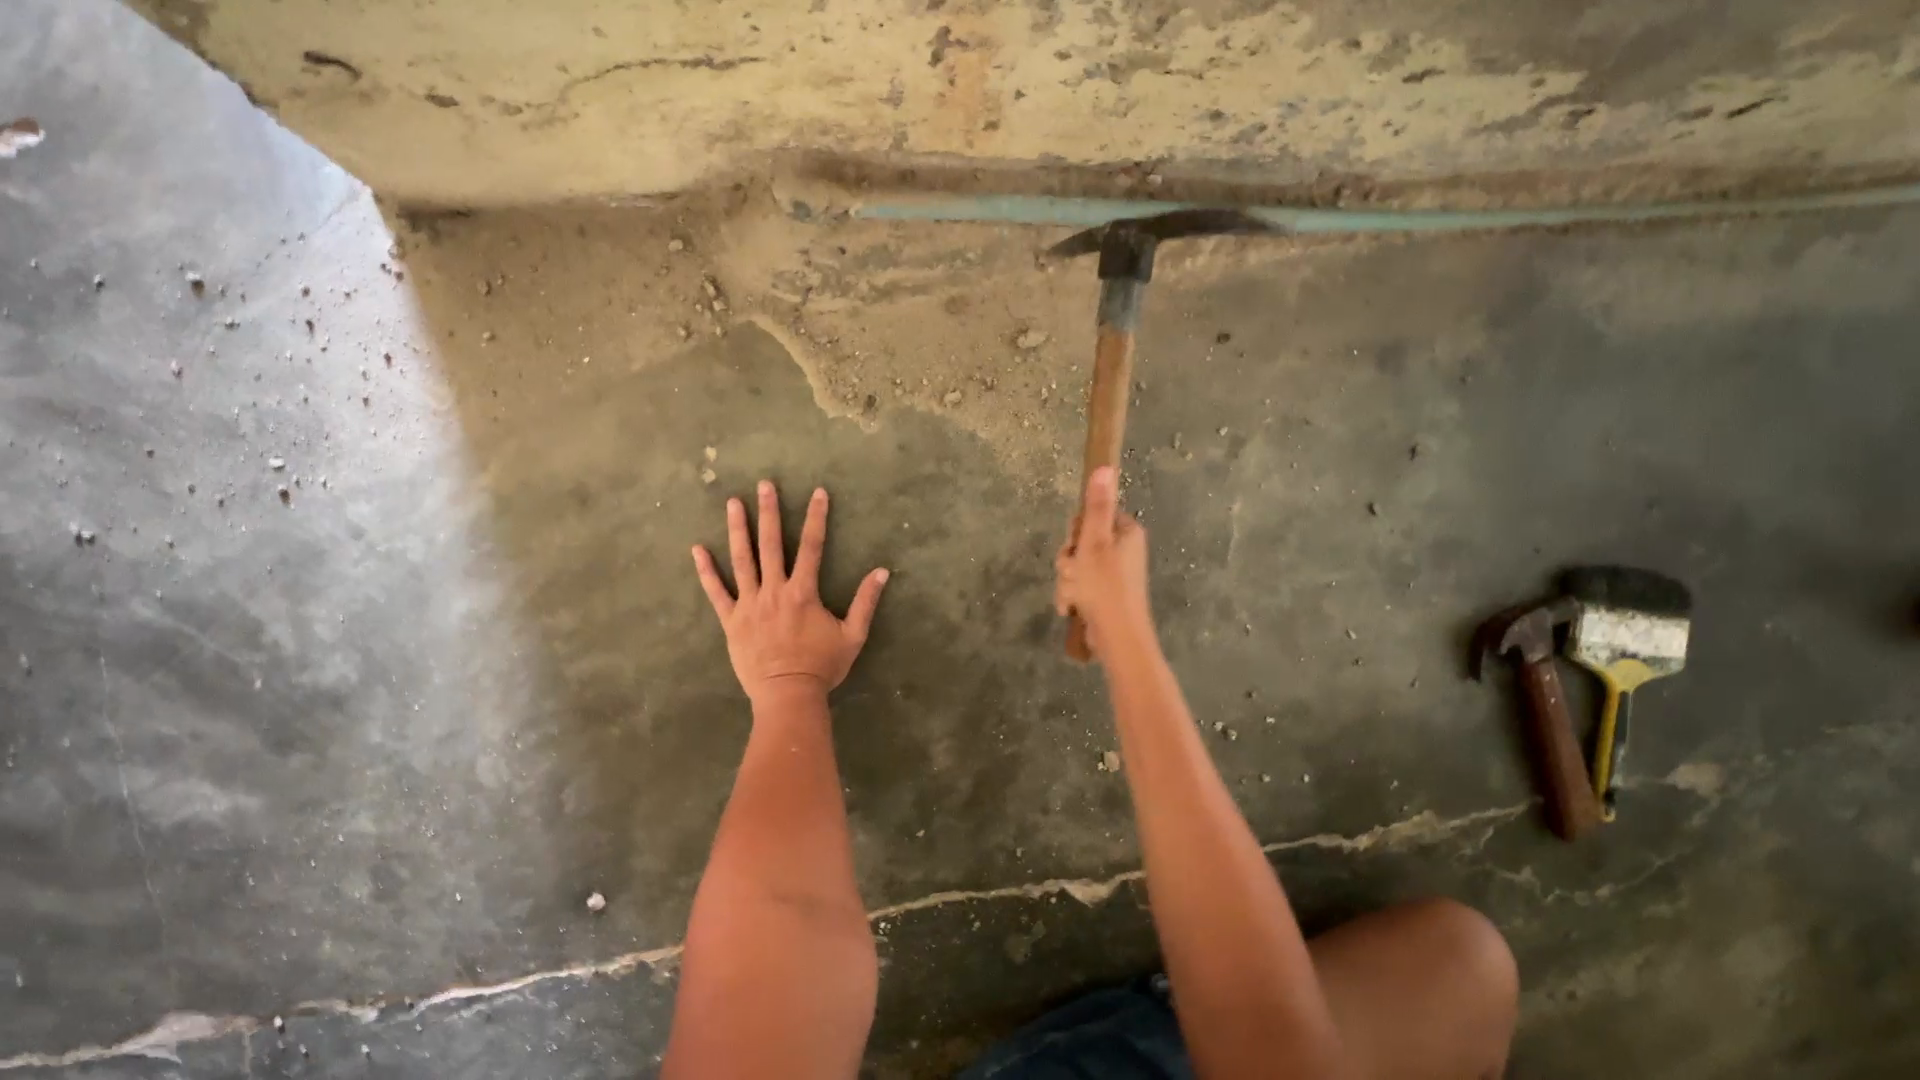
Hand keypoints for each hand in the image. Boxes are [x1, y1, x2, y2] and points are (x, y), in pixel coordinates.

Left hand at [692, 480, 889, 705]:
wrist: (788, 696)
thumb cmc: (822, 668)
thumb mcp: (852, 636)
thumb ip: (865, 602)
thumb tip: (883, 572)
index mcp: (803, 592)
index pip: (812, 546)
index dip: (816, 517)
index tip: (818, 492)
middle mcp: (774, 591)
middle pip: (772, 544)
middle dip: (770, 512)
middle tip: (765, 484)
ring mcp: (750, 604)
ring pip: (742, 560)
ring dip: (738, 529)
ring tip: (733, 502)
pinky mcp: (731, 621)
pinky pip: (716, 592)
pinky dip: (706, 571)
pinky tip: (697, 550)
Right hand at [1055, 466, 1152, 660]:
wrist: (1118, 637)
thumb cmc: (1105, 587)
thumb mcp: (1095, 542)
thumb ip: (1097, 506)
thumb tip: (1105, 465)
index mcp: (1127, 532)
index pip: (1091, 517)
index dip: (1075, 533)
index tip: (1074, 546)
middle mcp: (1125, 550)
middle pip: (1081, 543)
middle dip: (1069, 562)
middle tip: (1073, 574)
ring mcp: (1116, 574)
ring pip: (1077, 567)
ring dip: (1068, 582)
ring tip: (1073, 597)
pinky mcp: (1108, 595)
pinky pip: (1082, 587)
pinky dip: (1073, 596)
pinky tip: (1072, 608)